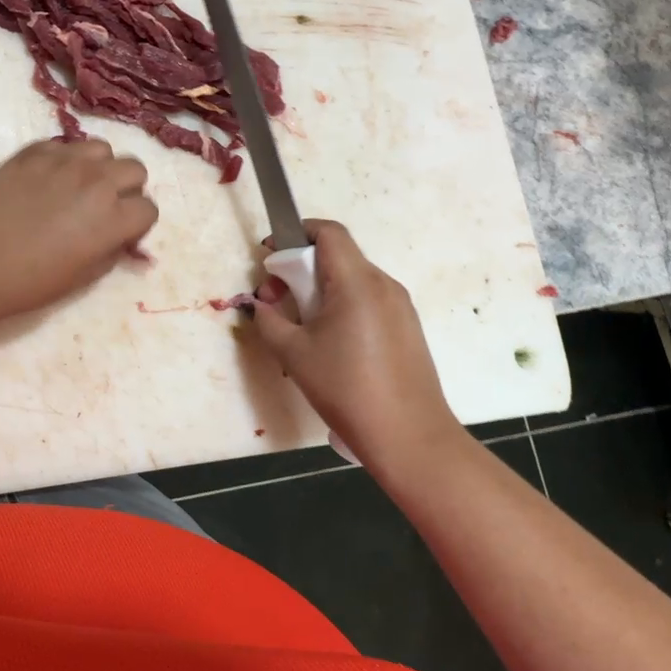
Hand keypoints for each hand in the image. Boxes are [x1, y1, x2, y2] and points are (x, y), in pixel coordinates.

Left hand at [0, 139, 157, 321]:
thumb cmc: (31, 282)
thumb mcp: (85, 276)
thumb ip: (112, 249)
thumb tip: (121, 236)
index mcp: (113, 217)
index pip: (148, 208)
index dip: (137, 223)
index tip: (120, 232)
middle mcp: (95, 181)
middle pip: (134, 168)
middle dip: (126, 188)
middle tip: (103, 206)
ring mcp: (63, 162)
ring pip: (101, 148)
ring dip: (97, 167)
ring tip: (76, 186)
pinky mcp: (32, 152)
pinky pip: (62, 146)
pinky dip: (63, 160)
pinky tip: (46, 181)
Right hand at [252, 220, 462, 470]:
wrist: (409, 438)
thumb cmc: (346, 389)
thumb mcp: (292, 353)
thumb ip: (269, 320)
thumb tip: (260, 305)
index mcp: (356, 283)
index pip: (329, 233)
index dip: (296, 233)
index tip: (271, 255)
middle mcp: (384, 285)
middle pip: (338, 255)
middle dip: (301, 268)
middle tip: (276, 299)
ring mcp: (400, 307)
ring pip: (352, 278)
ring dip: (320, 288)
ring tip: (300, 324)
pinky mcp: (407, 328)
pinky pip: (368, 299)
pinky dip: (341, 304)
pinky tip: (329, 341)